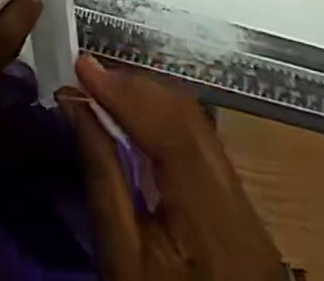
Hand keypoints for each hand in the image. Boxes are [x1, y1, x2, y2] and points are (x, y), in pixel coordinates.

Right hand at [58, 55, 284, 280]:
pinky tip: (135, 116)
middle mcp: (240, 205)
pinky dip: (165, 120)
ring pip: (199, 124)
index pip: (171, 134)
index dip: (125, 92)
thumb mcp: (118, 257)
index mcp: (210, 226)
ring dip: (149, 99)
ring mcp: (247, 205)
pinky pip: (203, 142)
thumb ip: (101, 175)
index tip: (82, 66)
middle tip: (88, 74)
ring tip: (104, 89)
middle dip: (135, 88)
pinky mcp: (243, 205)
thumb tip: (76, 106)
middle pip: (190, 119)